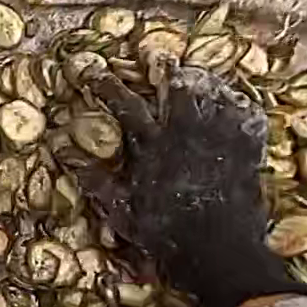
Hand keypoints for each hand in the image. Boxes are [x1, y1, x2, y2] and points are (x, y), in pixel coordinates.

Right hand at [94, 65, 303, 306]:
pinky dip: (239, 106)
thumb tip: (58, 147)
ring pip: (213, 96)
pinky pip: (247, 118)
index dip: (105, 84)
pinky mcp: (247, 153)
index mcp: (151, 145)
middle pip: (176, 88)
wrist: (220, 251)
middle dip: (163, 68)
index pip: (123, 104)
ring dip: (202, 81)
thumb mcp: (117, 206)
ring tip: (193, 72)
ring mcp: (220, 141)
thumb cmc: (162, 230)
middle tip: (154, 55)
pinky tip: (235, 101)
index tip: (91, 68)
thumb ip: (91, 175)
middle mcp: (186, 135)